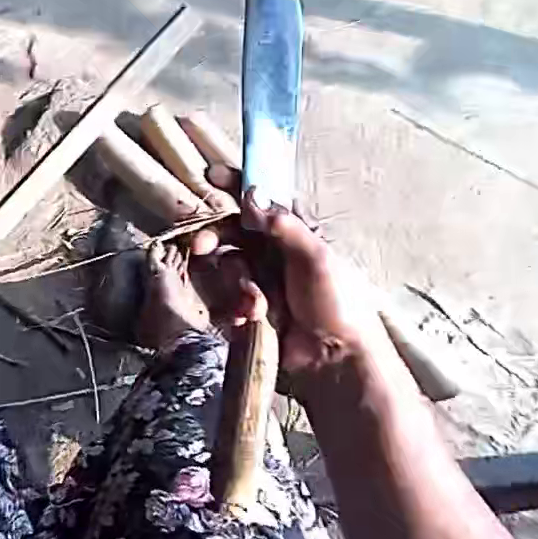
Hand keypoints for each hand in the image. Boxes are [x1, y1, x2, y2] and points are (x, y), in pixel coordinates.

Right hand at [189, 172, 389, 399]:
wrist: (335, 362)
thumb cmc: (336, 303)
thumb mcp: (316, 258)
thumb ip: (284, 225)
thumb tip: (251, 195)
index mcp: (292, 234)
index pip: (260, 201)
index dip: (236, 185)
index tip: (211, 175)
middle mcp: (271, 254)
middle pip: (230, 232)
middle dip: (214, 237)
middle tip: (201, 245)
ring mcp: (258, 283)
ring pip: (226, 268)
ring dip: (238, 286)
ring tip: (258, 306)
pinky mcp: (246, 311)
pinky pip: (224, 301)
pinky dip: (234, 310)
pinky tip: (251, 321)